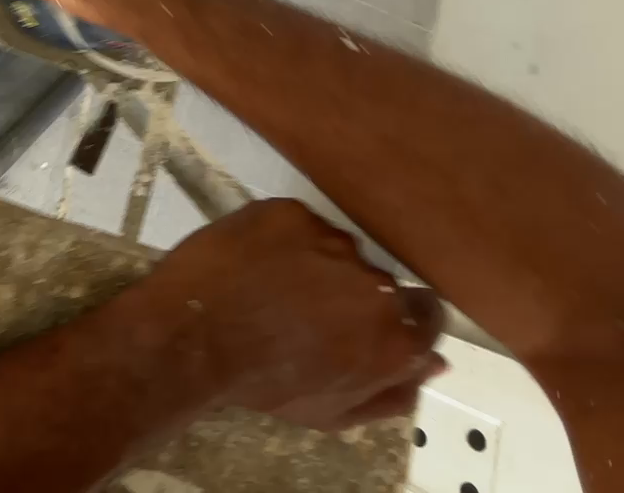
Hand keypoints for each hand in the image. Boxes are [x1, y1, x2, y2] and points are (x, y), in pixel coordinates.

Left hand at [125, 199, 446, 431]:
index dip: (399, 313)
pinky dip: (280, 235)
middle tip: (308, 301)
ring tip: (272, 279)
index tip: (367, 313)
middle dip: (350, 289)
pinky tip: (253, 256)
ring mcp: (329, 240)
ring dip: (316, 259)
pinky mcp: (288, 212)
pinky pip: (296, 222)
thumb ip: (392, 390)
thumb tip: (431, 363)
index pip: (425, 313)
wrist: (193, 333)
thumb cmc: (261, 380)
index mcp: (396, 337)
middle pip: (376, 278)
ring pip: (334, 247)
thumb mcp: (334, 411)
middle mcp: (374, 283)